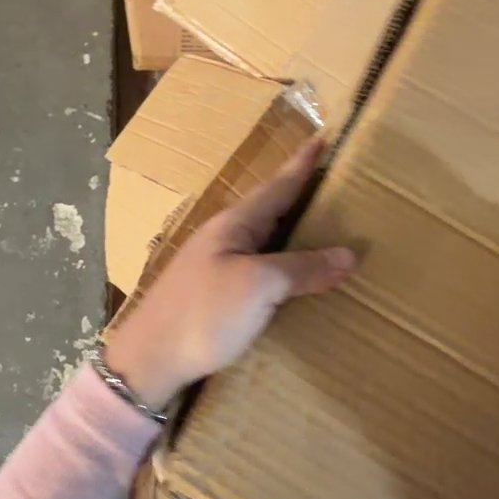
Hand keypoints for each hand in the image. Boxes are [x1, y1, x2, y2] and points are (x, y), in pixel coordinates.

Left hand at [103, 138, 356, 409]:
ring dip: (292, 232)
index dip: (301, 165)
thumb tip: (348, 254)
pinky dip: (282, 266)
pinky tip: (293, 281)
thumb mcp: (258, 286)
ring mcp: (215, 267)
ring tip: (323, 230)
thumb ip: (302, 268)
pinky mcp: (213, 296)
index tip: (322, 138)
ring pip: (263, 241)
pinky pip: (258, 270)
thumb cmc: (202, 314)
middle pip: (270, 210)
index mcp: (234, 224)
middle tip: (334, 186)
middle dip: (301, 197)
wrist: (149, 360)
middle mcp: (224, 239)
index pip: (277, 186)